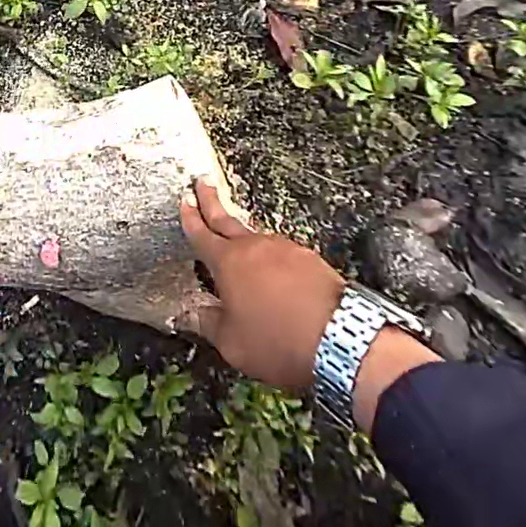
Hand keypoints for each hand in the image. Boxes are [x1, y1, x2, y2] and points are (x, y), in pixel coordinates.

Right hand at [178, 175, 344, 392]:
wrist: (340, 338)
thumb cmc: (278, 341)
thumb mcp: (232, 343)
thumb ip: (207, 323)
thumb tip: (189, 314)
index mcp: (228, 262)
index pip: (202, 233)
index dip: (191, 218)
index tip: (185, 202)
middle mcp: (255, 247)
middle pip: (227, 219)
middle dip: (211, 201)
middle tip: (203, 184)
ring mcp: (284, 249)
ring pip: (257, 239)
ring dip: (245, 239)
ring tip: (240, 249)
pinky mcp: (308, 258)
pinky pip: (282, 254)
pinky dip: (272, 259)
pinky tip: (275, 275)